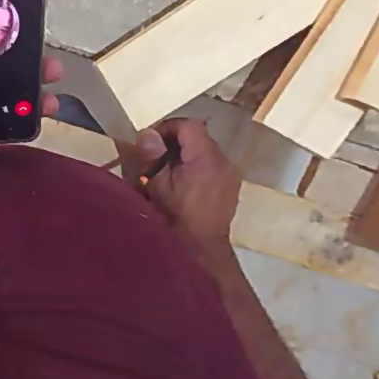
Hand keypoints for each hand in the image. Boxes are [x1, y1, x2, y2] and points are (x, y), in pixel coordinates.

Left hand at [0, 0, 61, 194]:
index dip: (1, 30)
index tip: (26, 24)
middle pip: (1, 67)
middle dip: (29, 63)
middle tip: (51, 65)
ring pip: (9, 94)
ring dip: (33, 91)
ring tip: (52, 95)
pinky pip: (6, 123)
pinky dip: (26, 119)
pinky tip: (44, 114)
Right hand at [126, 119, 241, 263]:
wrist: (200, 253)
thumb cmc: (175, 219)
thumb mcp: (157, 186)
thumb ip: (152, 156)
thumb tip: (148, 134)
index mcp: (207, 157)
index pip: (190, 126)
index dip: (168, 127)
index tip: (150, 141)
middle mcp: (224, 162)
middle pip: (199, 137)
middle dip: (174, 142)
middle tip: (154, 156)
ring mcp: (230, 176)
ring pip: (205, 152)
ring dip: (185, 156)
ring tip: (166, 172)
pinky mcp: (230, 189)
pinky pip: (211, 167)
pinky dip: (196, 168)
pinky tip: (181, 185)